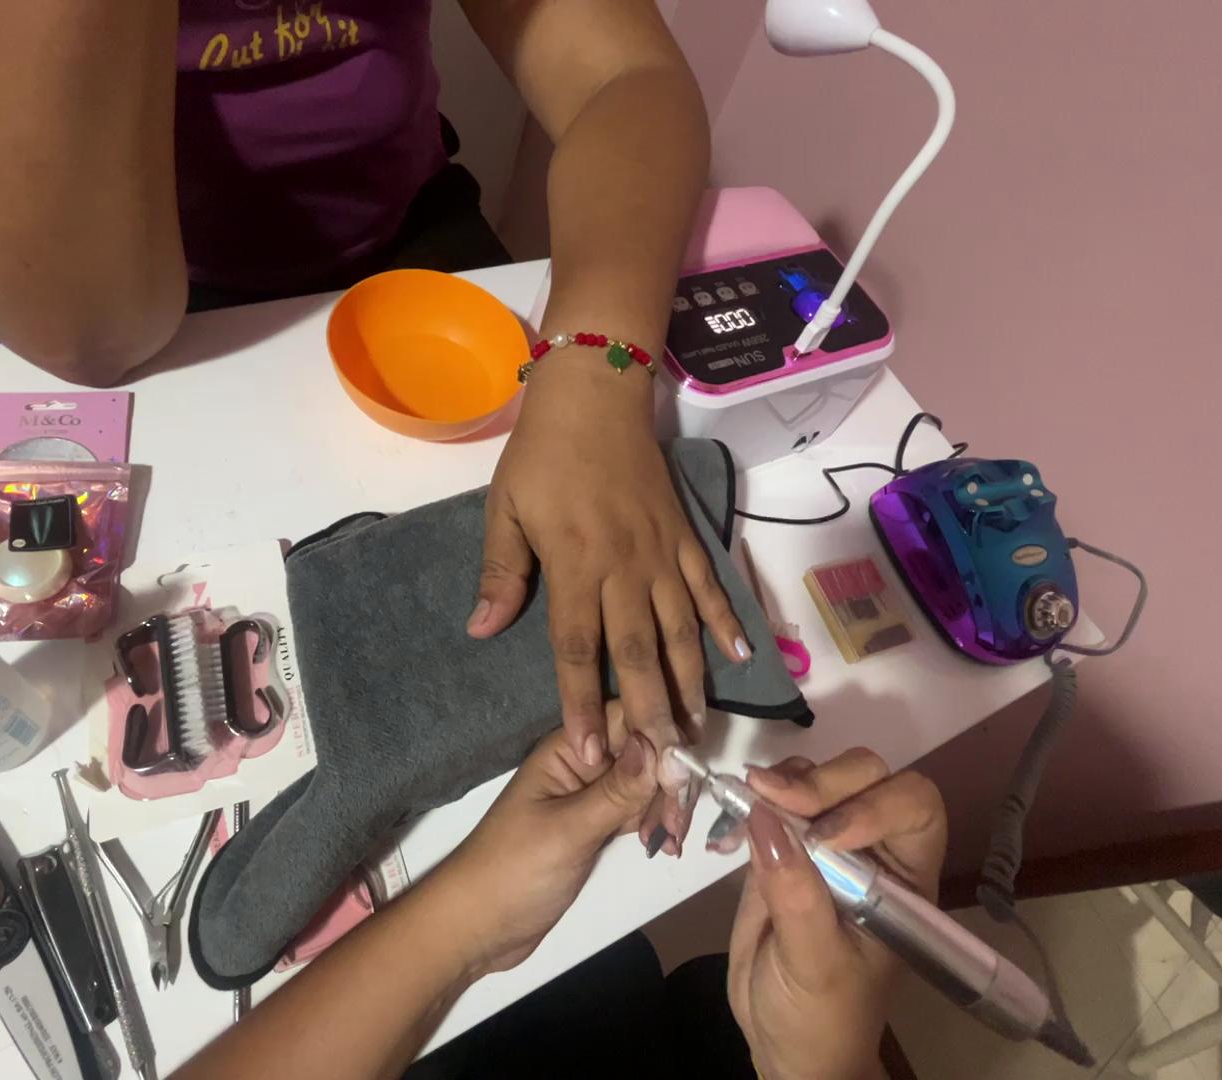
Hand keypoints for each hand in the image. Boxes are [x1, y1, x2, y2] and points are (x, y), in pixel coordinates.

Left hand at [423, 715, 658, 975]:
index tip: (691, 771)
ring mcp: (589, 794)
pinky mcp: (594, 824)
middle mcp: (583, 762)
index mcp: (568, 748)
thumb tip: (660, 744)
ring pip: (644, 783)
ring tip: (673, 839)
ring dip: (665, 805)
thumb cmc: (513, 870)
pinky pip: (635, 811)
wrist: (477, 926)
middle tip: (680, 821)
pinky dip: (654, 824)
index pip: (626, 718)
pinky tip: (666, 845)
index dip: (661, 735)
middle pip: (642, 750)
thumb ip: (616, 792)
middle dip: (669, 779)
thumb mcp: (568, 831)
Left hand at [469, 350, 747, 853]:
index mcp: (574, 566)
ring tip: (700, 726)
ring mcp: (662, 553)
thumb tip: (483, 631)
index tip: (591, 752)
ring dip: (690, 680)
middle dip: (648, 709)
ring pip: (680, 628)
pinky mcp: (686, 535)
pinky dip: (725, 621)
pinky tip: (739, 656)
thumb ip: (501, 572)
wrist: (595, 397)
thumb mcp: (504, 509)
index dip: (582, 703)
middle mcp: (624, 569)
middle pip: (637, 651)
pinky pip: (709, 585)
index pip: (575, 649)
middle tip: (662, 760)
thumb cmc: (542, 455)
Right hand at [727, 751, 947, 1079]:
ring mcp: (826, 840)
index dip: (874, 805)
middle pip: (867, 777)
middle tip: (768, 793)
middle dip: (821, 781)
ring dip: (787, 778)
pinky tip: (737, 809)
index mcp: (904, 879)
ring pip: (820, 775)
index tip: (824, 835)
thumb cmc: (819, 1018)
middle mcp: (872, 849)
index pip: (914, 809)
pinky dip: (757, 790)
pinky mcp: (784, 840)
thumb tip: (763, 816)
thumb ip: (795, 894)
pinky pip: (778, 793)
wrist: (783, 1040)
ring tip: (750, 795)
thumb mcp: (814, 965)